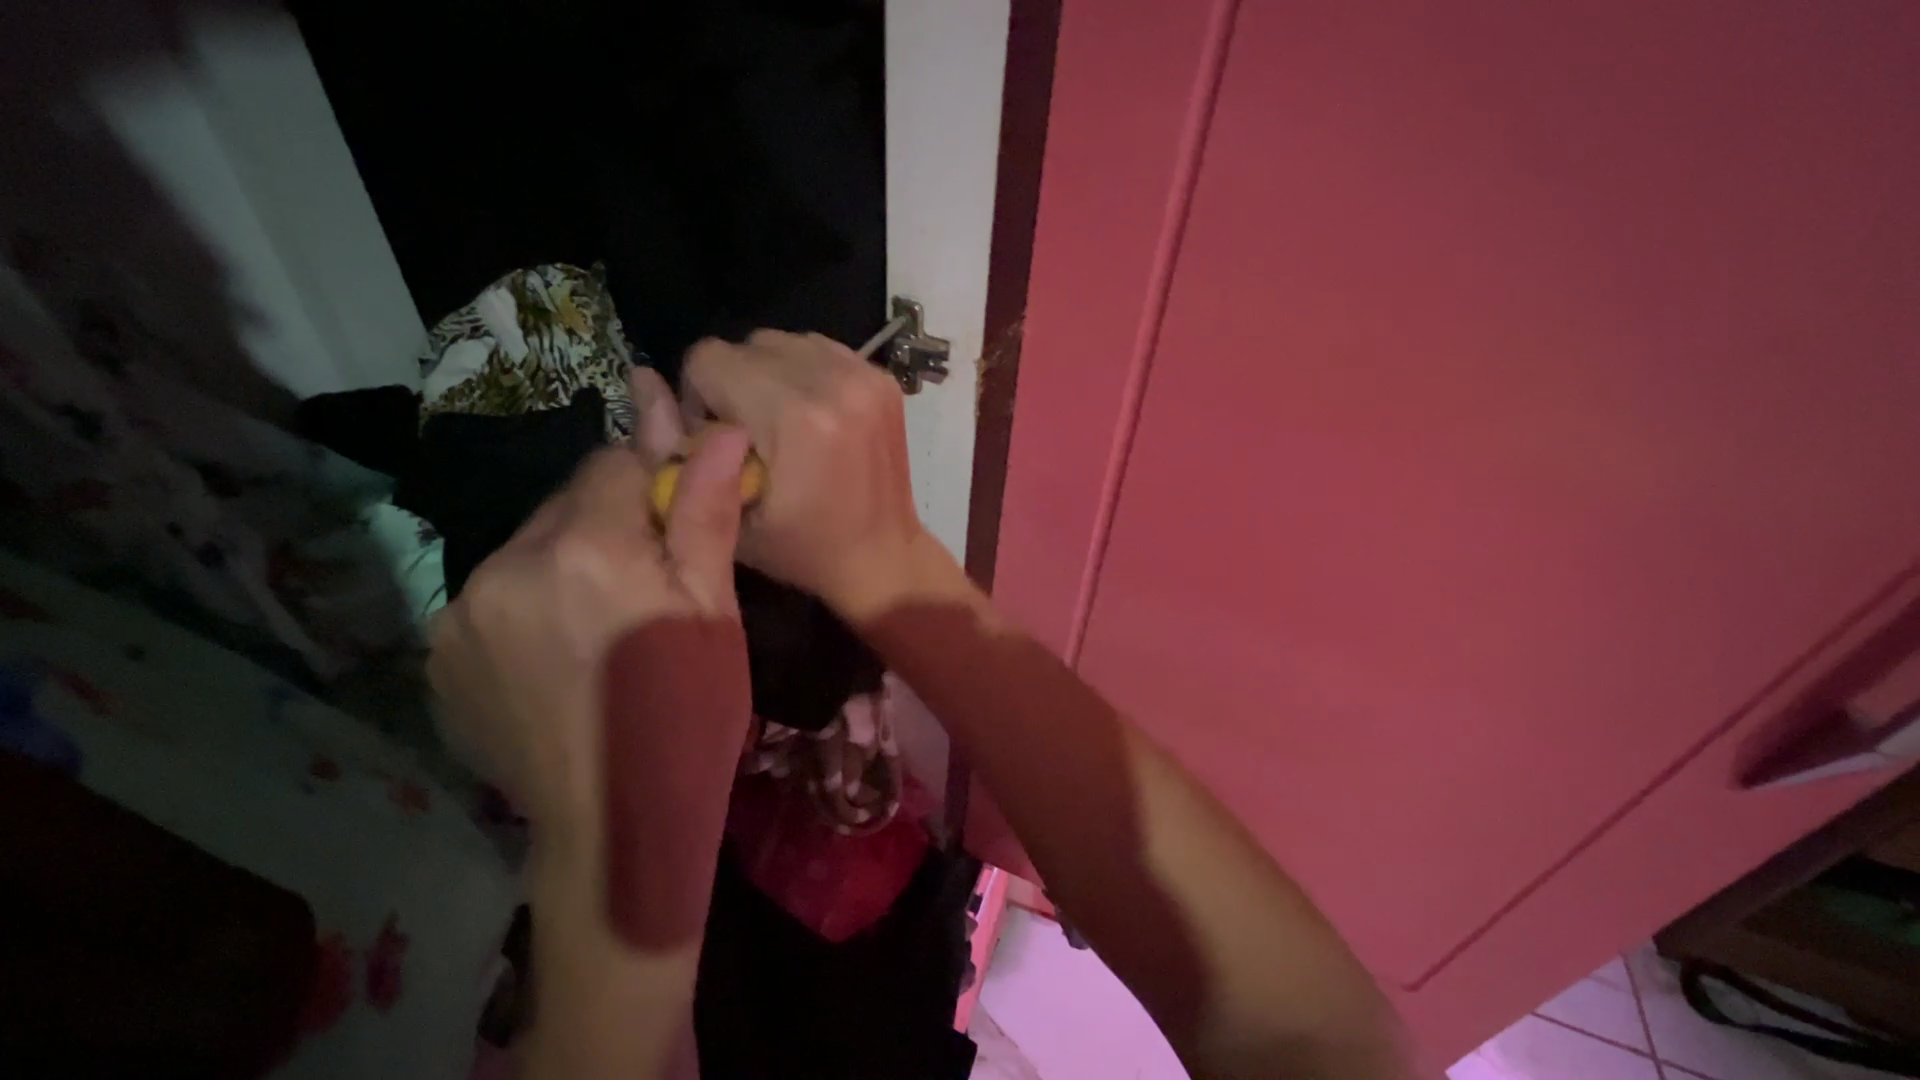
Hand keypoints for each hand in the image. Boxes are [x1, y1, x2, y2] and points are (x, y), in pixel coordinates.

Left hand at [426, 406, 751, 850]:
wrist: (617, 827)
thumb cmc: (688, 714)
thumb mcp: (714, 614)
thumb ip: (705, 514)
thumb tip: (720, 431)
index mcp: (585, 548)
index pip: (612, 463)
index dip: (651, 490)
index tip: (674, 539)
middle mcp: (505, 564)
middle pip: (564, 506)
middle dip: (605, 529)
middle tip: (642, 595)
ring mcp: (459, 614)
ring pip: (525, 552)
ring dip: (562, 569)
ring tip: (598, 636)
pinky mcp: (438, 656)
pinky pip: (490, 600)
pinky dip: (525, 611)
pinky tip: (555, 663)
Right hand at [677, 330, 949, 619]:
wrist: (881, 555)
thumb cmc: (798, 548)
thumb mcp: (724, 513)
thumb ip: (674, 448)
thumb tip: (642, 378)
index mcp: (793, 417)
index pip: (707, 359)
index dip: (699, 398)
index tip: (717, 441)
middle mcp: (832, 382)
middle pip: (744, 345)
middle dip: (733, 385)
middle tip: (749, 437)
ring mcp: (864, 375)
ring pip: (781, 342)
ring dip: (768, 375)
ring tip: (780, 427)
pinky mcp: (882, 377)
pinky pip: (818, 349)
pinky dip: (803, 374)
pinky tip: (810, 418)